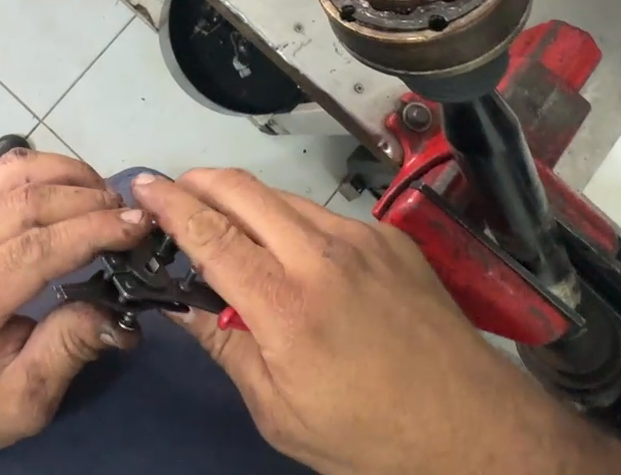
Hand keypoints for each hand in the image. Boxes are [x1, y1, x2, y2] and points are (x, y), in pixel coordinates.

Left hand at [0, 150, 151, 468]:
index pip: (32, 249)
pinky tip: (73, 191)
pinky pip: (0, 177)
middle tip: (132, 215)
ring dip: (66, 175)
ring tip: (106, 200)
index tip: (137, 225)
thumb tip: (117, 312)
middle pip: (24, 203)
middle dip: (87, 200)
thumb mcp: (25, 402)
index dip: (89, 230)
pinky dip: (44, 172)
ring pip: (11, 175)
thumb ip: (68, 350)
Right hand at [135, 169, 620, 474]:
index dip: (169, 203)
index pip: (209, 234)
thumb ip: (224, 345)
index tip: (143, 184)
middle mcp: (319, 255)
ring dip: (242, 200)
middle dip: (197, 181)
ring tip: (230, 227)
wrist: (477, 432)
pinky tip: (296, 256)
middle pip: (240, 189)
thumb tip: (180, 302)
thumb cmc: (368, 438)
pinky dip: (291, 222)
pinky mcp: (388, 235)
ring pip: (278, 194)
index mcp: (285, 306)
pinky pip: (321, 214)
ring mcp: (359, 238)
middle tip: (176, 194)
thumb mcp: (279, 412)